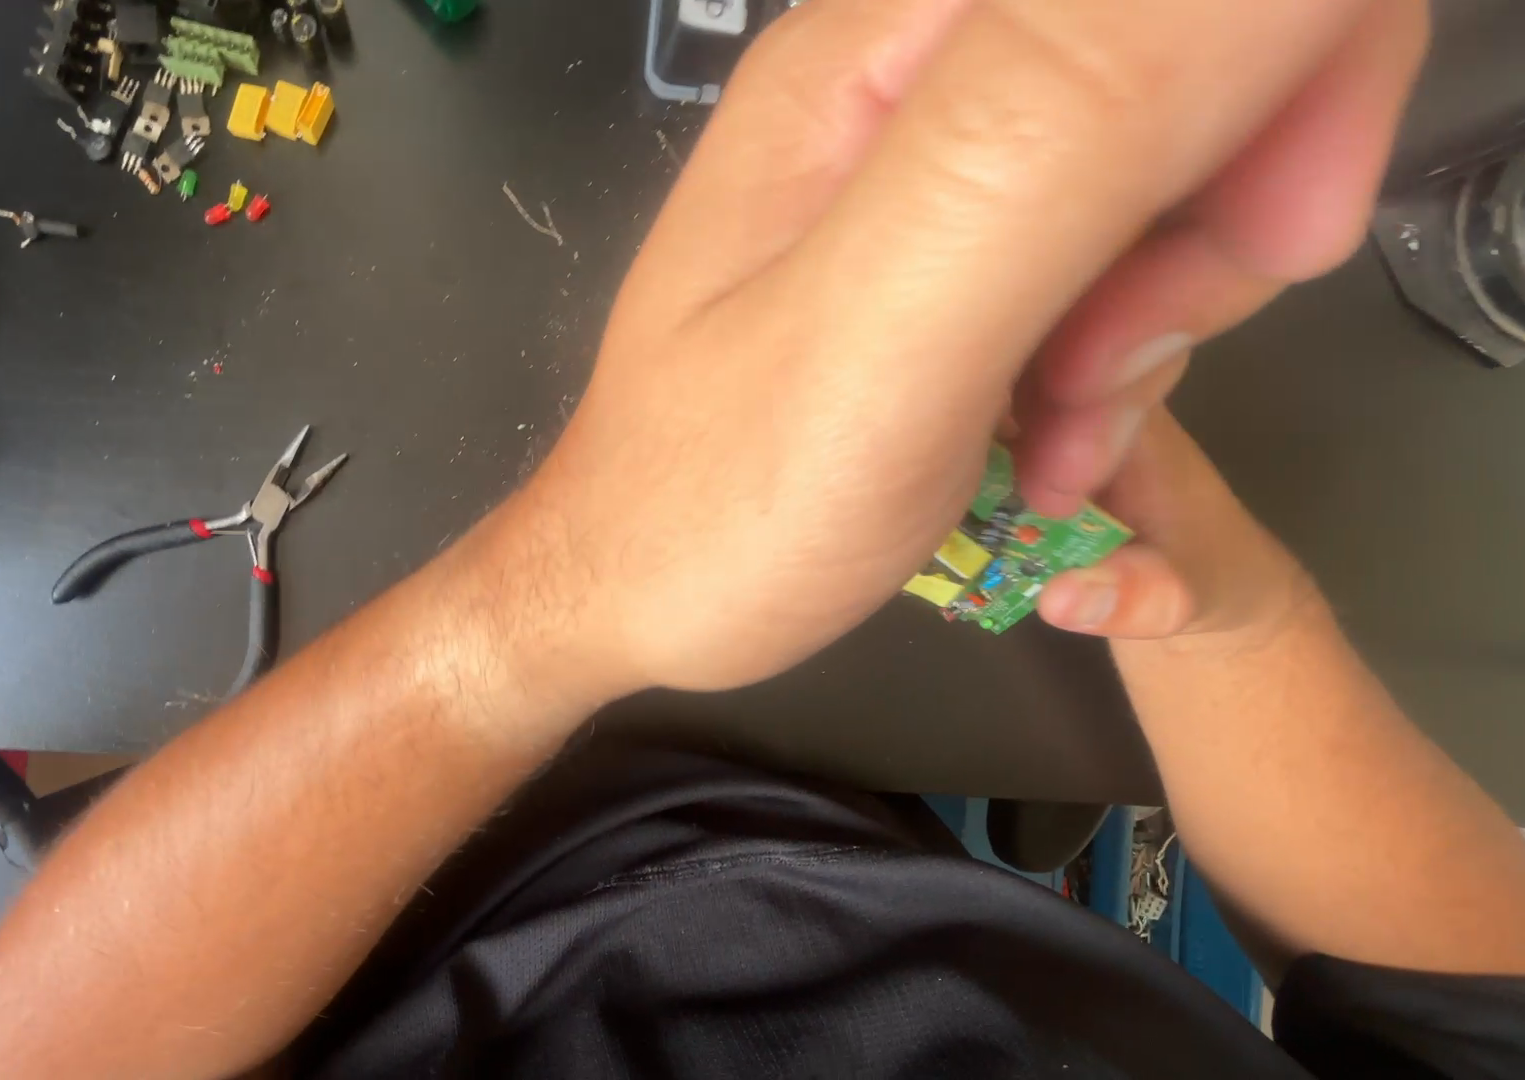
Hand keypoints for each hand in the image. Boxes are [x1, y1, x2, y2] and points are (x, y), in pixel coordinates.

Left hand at [505, 0, 1424, 694]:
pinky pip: (1072, 282)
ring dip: (1140, 326)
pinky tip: (1028, 452)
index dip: (1276, 76)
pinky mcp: (914, 285)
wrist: (633, 595)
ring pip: (1132, 194)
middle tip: (1099, 380)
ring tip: (1044, 448)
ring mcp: (900, 202)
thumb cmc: (720, 503)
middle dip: (1196, 229)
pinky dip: (1088, 368)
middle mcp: (884, 106)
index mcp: (866, 71)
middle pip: (1165, 74)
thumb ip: (1051, 130)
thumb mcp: (880, 331)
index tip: (1256, 251)